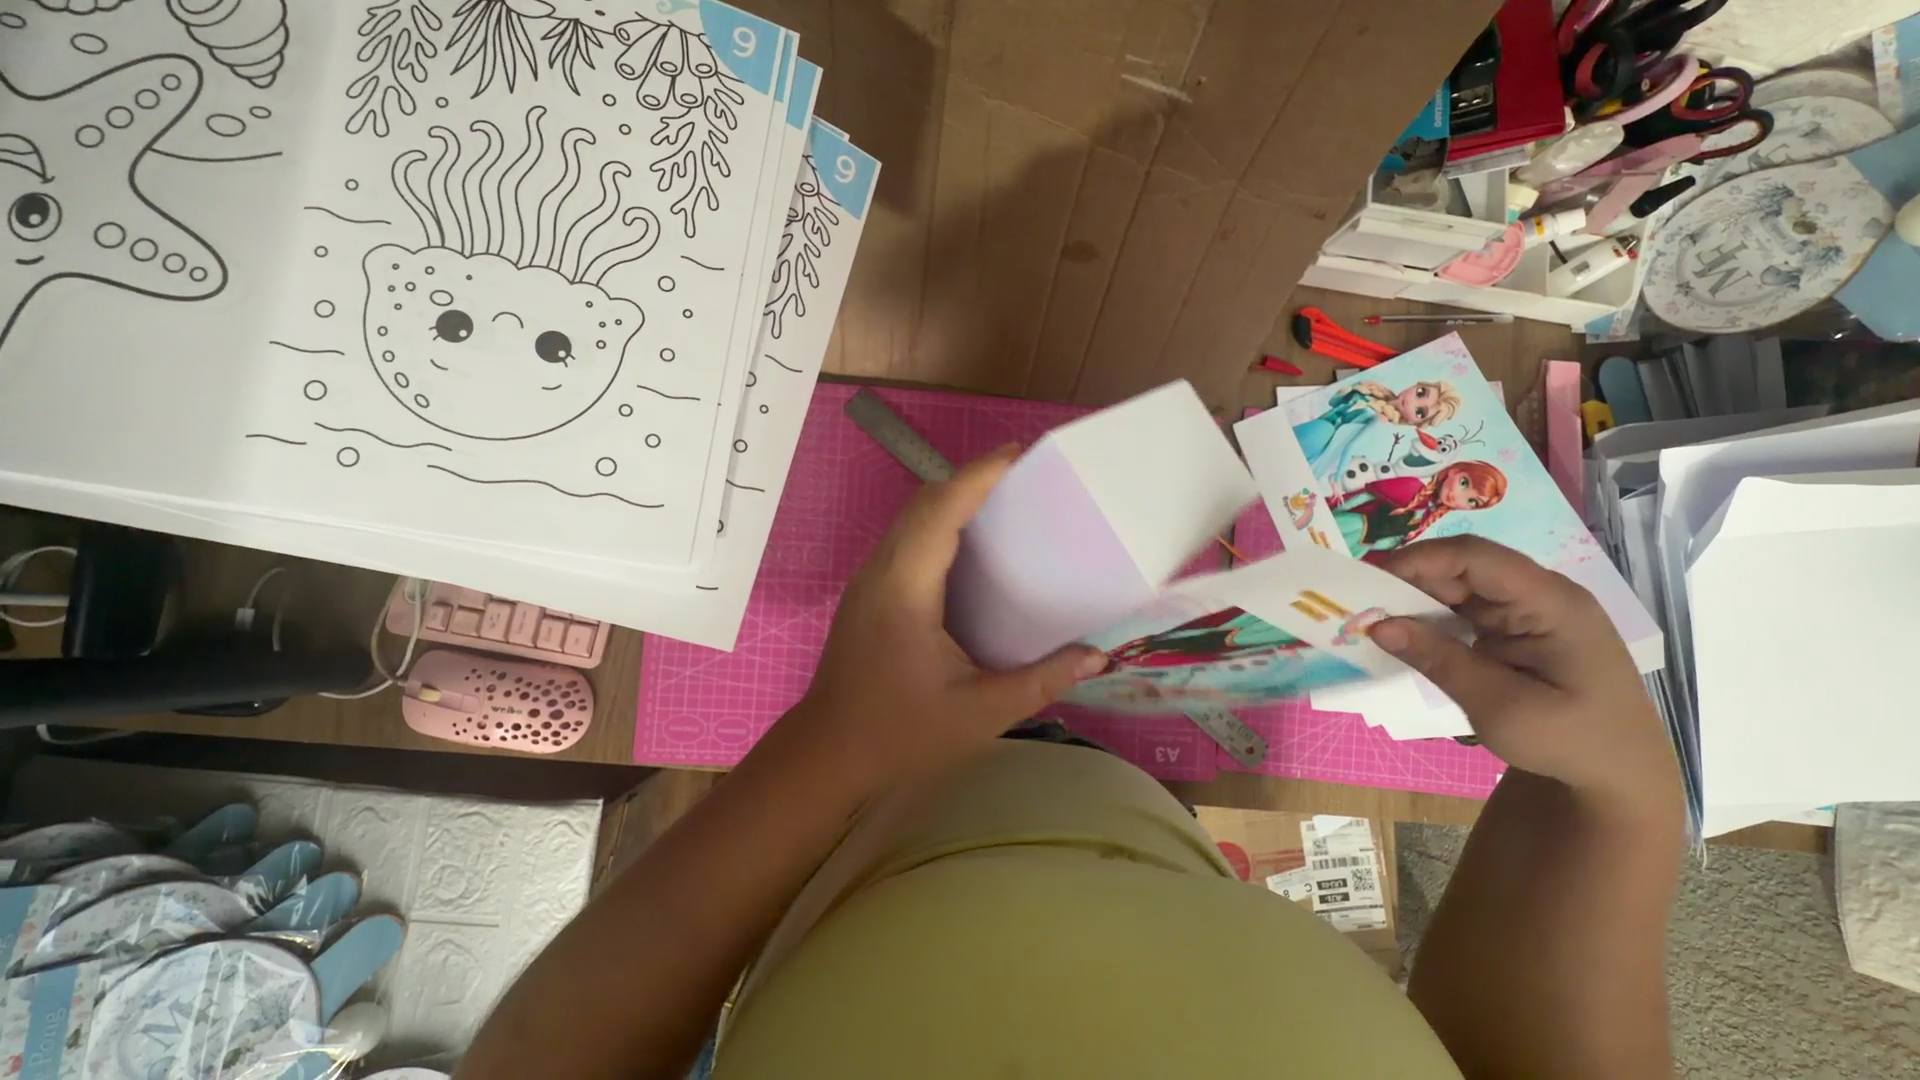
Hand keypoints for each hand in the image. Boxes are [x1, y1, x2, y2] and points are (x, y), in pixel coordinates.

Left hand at [786, 444, 1107, 785]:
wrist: (828, 754)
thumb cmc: (901, 734)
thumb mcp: (980, 713)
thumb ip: (1041, 681)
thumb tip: (1098, 656)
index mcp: (906, 589)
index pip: (941, 510)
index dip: (979, 476)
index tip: (1019, 453)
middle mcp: (881, 571)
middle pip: (923, 503)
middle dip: (972, 479)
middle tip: (1024, 476)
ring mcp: (868, 581)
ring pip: (910, 519)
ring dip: (953, 500)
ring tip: (1004, 501)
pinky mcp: (868, 594)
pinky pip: (906, 540)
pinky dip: (939, 525)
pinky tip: (971, 546)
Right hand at [1367, 536, 1676, 809]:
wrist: (1619, 776)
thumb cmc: (1570, 743)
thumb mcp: (1502, 708)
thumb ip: (1441, 661)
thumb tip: (1378, 625)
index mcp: (1552, 603)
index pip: (1476, 557)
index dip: (1419, 559)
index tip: (1368, 580)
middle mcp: (1540, 596)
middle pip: (1463, 568)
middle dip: (1408, 580)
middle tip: (1357, 603)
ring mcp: (1527, 612)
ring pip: (1457, 587)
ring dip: (1413, 601)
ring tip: (1370, 618)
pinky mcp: (1514, 630)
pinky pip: (1462, 611)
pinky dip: (1428, 620)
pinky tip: (1401, 634)